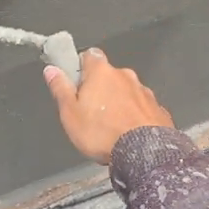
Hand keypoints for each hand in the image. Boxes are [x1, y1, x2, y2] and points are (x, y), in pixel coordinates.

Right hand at [44, 48, 173, 163]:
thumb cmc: (104, 133)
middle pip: (107, 75)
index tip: (73, 80)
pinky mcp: (157, 109)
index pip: (89, 55)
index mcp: (101, 72)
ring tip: (109, 126)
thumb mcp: (70, 113)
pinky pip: (141, 107)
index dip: (79, 66)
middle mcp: (124, 76)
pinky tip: (128, 132)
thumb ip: (60, 88)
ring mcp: (144, 91)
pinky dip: (134, 115)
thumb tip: (51, 71)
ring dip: (118, 102)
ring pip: (126, 91)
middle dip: (99, 88)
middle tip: (89, 110)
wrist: (144, 154)